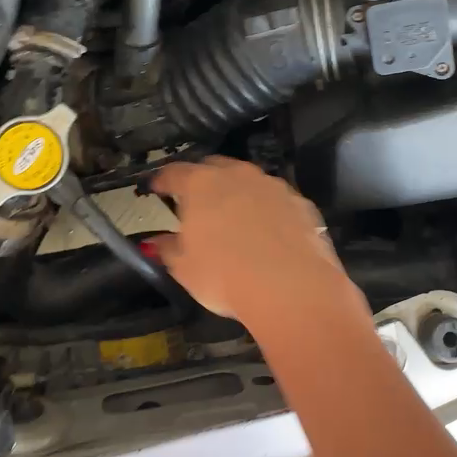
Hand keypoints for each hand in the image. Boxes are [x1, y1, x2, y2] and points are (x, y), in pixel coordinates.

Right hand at [148, 157, 365, 330]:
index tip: (155, 187)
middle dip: (200, 180)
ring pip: (247, 180)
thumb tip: (155, 242)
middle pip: (213, 167)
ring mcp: (272, 186)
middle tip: (194, 202)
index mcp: (200, 184)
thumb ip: (166, 249)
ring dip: (236, 192)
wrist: (291, 289)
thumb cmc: (224, 276)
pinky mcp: (300, 203)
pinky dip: (266, 209)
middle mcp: (237, 175)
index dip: (162, 180)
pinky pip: (275, 199)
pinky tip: (266, 232)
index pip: (173, 172)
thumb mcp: (183, 268)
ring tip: (232, 216)